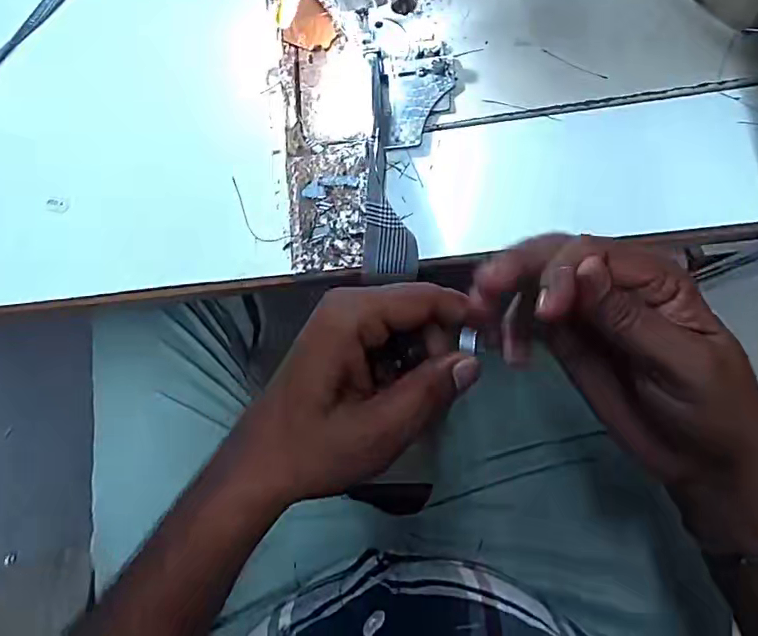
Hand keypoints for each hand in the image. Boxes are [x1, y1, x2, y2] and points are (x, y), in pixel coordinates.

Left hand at [220, 284, 480, 508]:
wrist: (262, 461)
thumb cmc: (315, 447)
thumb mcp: (380, 429)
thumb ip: (429, 391)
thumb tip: (472, 361)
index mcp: (351, 314)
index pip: (423, 297)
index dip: (463, 314)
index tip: (495, 340)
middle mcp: (346, 304)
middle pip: (415, 309)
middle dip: (436, 348)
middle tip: (440, 396)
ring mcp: (340, 318)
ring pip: (404, 326)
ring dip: (419, 362)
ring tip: (411, 405)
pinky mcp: (340, 335)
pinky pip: (386, 338)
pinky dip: (400, 366)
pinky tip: (392, 400)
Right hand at [471, 235, 757, 553]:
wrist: (709, 469)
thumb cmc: (716, 413)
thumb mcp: (683, 364)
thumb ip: (629, 316)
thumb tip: (584, 268)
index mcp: (651, 277)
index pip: (590, 253)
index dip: (558, 272)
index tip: (544, 312)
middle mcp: (612, 281)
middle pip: (553, 256)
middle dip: (515, 269)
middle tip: (484, 292)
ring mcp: (585, 307)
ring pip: (532, 282)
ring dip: (504, 296)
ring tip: (485, 324)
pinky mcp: (567, 335)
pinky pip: (528, 317)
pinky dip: (509, 326)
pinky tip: (507, 350)